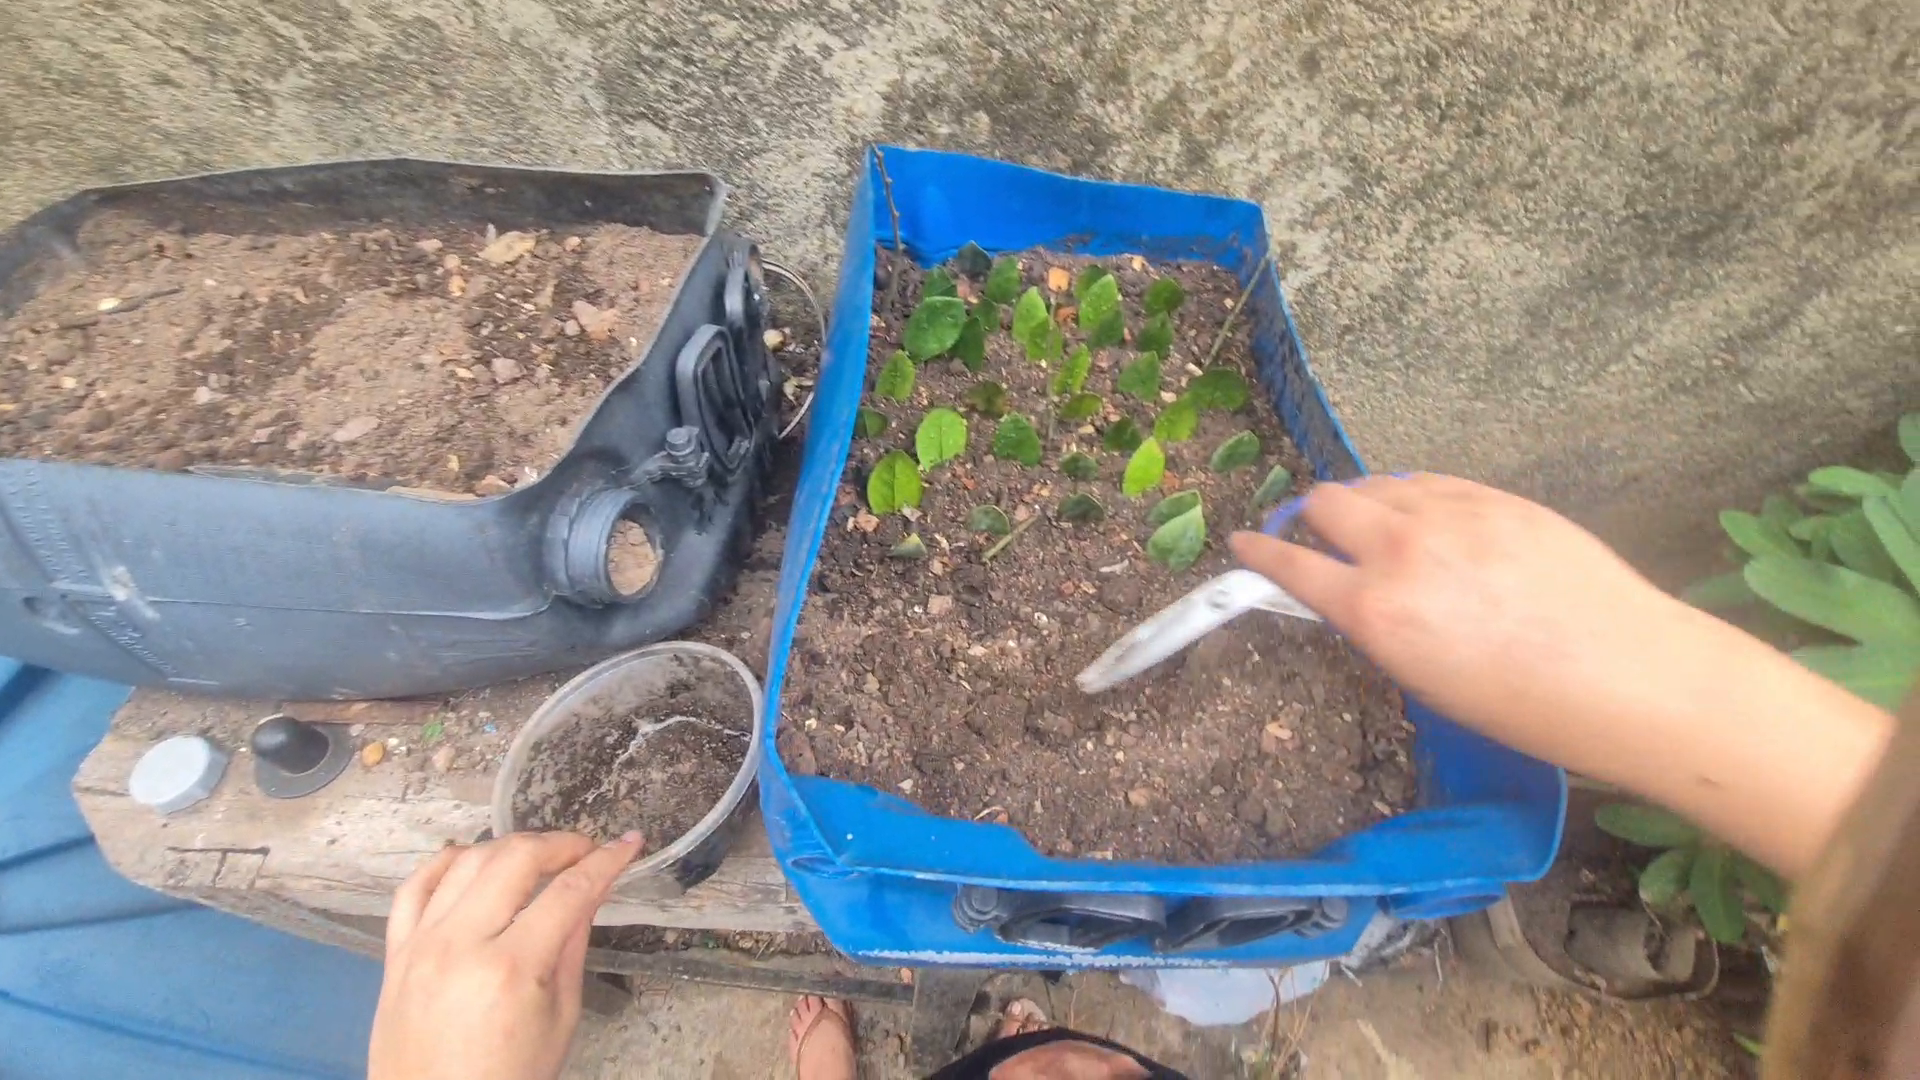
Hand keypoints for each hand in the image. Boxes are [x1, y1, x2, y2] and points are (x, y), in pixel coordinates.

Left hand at [369, 831, 643, 1079]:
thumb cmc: (512, 1076)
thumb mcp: (562, 1013)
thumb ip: (574, 940)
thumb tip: (595, 885)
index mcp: (510, 968)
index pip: (569, 890)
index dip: (607, 860)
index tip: (630, 843)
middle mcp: (460, 945)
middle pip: (516, 858)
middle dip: (562, 844)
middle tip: (586, 854)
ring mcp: (419, 947)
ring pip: (468, 860)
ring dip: (513, 847)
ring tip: (539, 860)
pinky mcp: (394, 956)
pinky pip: (414, 888)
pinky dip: (447, 862)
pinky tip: (476, 861)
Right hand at [1230, 473, 1890, 876]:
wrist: (1636, 679)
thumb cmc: (1519, 704)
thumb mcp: (1417, 674)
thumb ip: (1369, 619)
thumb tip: (1344, 589)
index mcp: (1374, 607)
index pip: (1287, 563)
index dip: (1257, 551)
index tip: (1243, 543)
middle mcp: (1401, 549)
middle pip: (1325, 501)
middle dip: (1311, 517)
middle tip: (1321, 538)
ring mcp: (1452, 514)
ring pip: (1377, 484)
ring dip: (1361, 503)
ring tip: (1377, 528)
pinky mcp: (1498, 499)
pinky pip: (1429, 483)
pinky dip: (1410, 497)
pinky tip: (1427, 519)